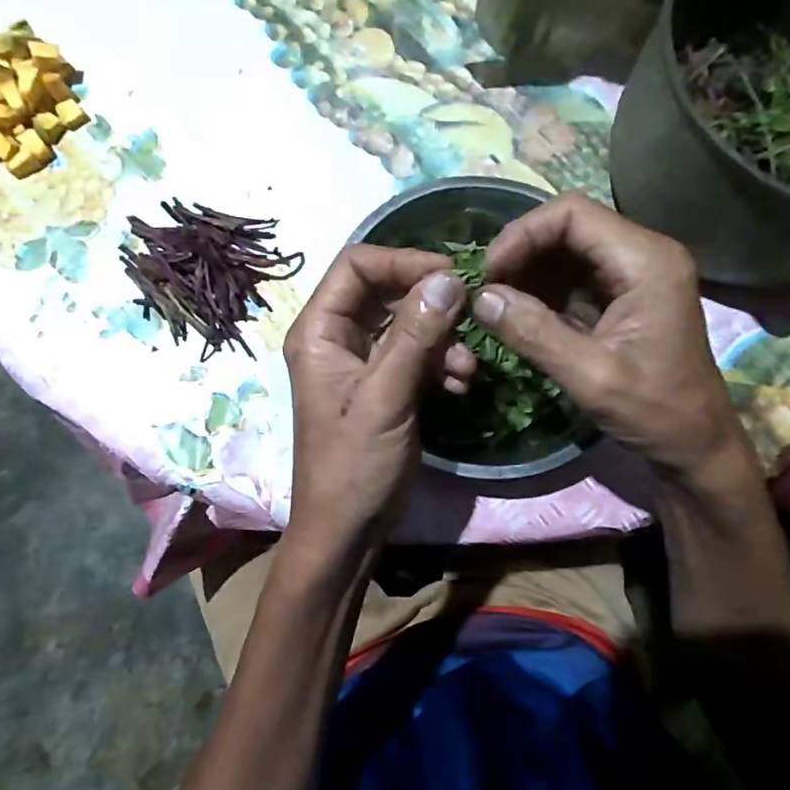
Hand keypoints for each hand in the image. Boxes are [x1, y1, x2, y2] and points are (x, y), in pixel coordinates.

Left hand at [284, 244, 465, 546]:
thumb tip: (449, 278)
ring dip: (442, 338)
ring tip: (465, 368)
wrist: (348, 529)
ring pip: (407, 323)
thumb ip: (414, 337)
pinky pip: (416, 355)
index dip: (403, 261)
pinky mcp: (384, 385)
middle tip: (470, 319)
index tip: (452, 274)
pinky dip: (440, 362)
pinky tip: (460, 384)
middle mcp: (337, 338)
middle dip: (430, 303)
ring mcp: (361, 362)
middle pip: (386, 290)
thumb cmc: (353, 466)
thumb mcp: (385, 398)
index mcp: (319, 331)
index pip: (356, 265)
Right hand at [460, 192, 749, 480]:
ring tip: (493, 303)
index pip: (573, 214)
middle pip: (567, 227)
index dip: (523, 234)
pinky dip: (538, 292)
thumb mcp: (590, 376)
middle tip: (484, 290)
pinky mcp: (619, 299)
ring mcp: (631, 276)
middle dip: (520, 252)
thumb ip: (534, 333)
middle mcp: (642, 256)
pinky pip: (570, 279)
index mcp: (646, 261)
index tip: (489, 272)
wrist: (694, 445)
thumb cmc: (655, 411)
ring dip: (525, 272)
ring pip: (564, 252)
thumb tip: (481, 299)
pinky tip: (514, 315)